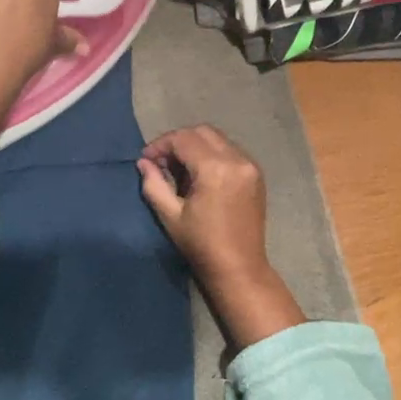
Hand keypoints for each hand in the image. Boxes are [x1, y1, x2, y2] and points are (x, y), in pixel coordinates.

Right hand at [137, 125, 303, 349]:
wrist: (239, 267)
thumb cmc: (201, 245)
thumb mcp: (171, 216)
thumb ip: (154, 185)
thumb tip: (144, 163)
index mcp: (215, 169)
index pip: (184, 139)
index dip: (161, 145)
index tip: (147, 159)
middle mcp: (237, 160)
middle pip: (203, 132)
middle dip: (178, 142)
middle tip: (162, 163)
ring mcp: (250, 166)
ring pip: (218, 140)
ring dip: (196, 147)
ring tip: (180, 172)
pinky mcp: (256, 175)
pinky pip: (231, 152)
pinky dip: (212, 156)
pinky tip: (200, 178)